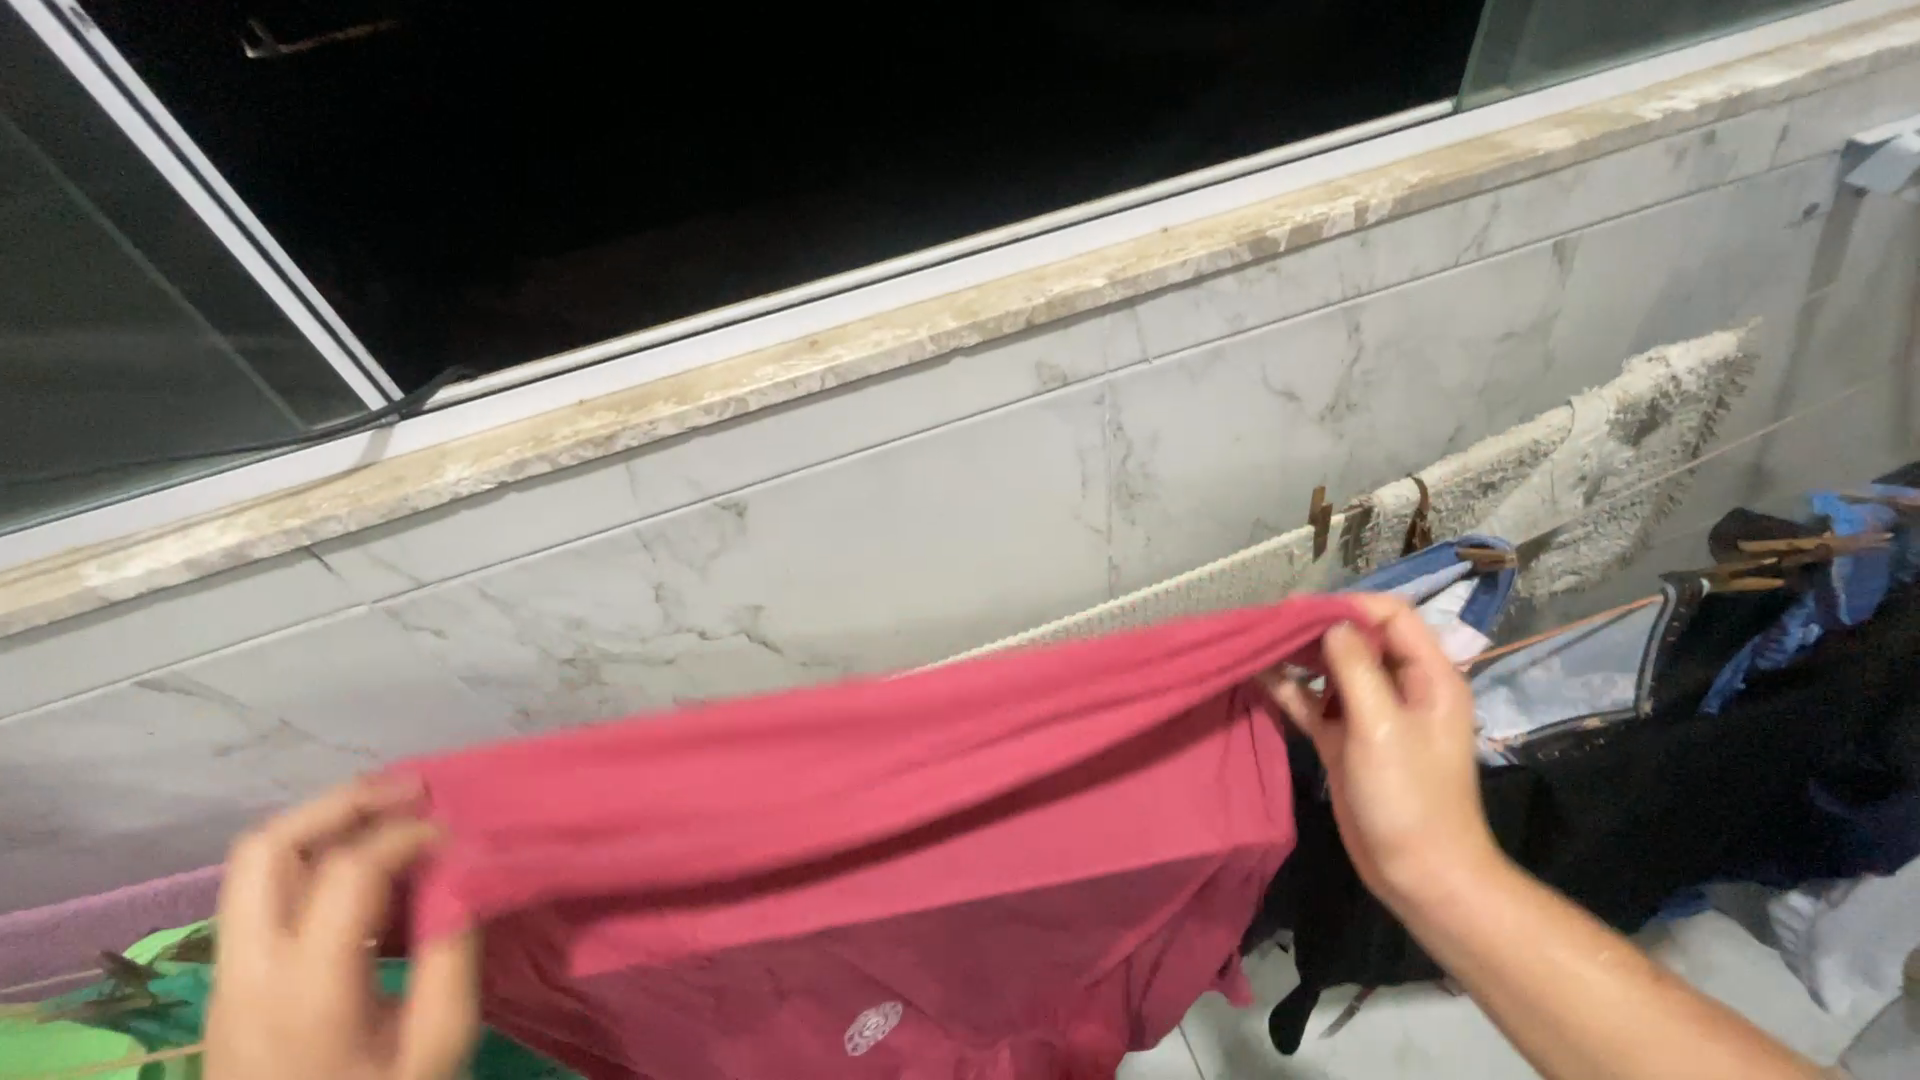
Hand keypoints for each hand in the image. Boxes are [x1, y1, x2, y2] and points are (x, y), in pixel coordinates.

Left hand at [206, 778, 479, 1079]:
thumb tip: (469, 876)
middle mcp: (248, 972)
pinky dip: (319, 859)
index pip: (347, 871)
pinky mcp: (234, 987)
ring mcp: (229, 979)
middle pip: (268, 849)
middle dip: (344, 803)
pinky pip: (266, 896)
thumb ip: (457, 953)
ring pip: (257, 866)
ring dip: (327, 826)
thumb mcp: (440, 1045)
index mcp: (305, 989)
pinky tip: (372, 869)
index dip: (408, 835)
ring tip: (394, 814)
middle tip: (412, 790)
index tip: (457, 837)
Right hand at [1263, 593, 1502, 910]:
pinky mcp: (1346, 739)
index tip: (1301, 609)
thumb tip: (1332, 622)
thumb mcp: (1381, 726)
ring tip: (1257, 643)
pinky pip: (1316, 702)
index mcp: (1429, 676)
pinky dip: (1290, 689)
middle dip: (1315, 627)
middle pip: (1357, 639)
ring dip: (1298, 656)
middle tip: (1269, 623)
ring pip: (1332, 669)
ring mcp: (1371, 715)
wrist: (1419, 872)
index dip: (1349, 605)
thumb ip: (1356, 668)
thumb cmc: (1409, 797)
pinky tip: (1259, 677)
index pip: (1392, 616)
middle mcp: (1401, 687)